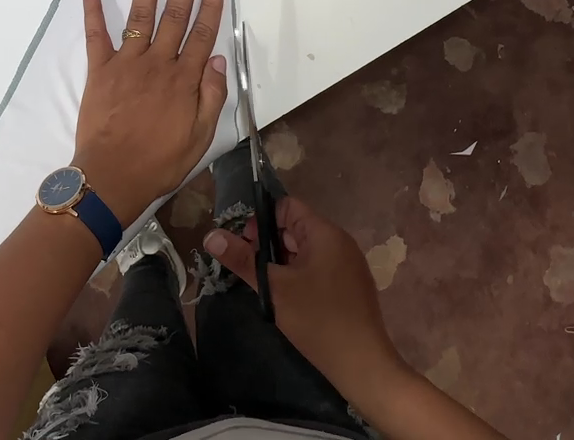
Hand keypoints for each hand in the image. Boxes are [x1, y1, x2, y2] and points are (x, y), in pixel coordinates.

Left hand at [73, 0, 228, 225]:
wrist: (112, 176)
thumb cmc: (159, 162)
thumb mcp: (200, 137)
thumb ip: (211, 96)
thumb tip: (219, 59)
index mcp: (184, 79)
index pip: (202, 34)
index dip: (211, 6)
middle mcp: (157, 63)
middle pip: (174, 16)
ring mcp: (127, 63)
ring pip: (140, 16)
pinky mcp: (100, 69)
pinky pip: (96, 34)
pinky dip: (93, 9)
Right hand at [201, 195, 404, 401]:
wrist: (364, 367)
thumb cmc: (318, 320)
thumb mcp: (274, 288)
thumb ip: (241, 259)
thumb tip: (210, 235)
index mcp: (324, 233)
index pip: (287, 207)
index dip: (262, 221)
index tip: (246, 246)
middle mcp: (339, 242)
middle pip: (295, 228)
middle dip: (269, 244)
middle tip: (252, 270)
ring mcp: (348, 265)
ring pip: (305, 250)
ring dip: (283, 262)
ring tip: (268, 286)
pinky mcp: (350, 286)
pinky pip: (318, 267)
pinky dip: (299, 275)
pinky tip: (289, 299)